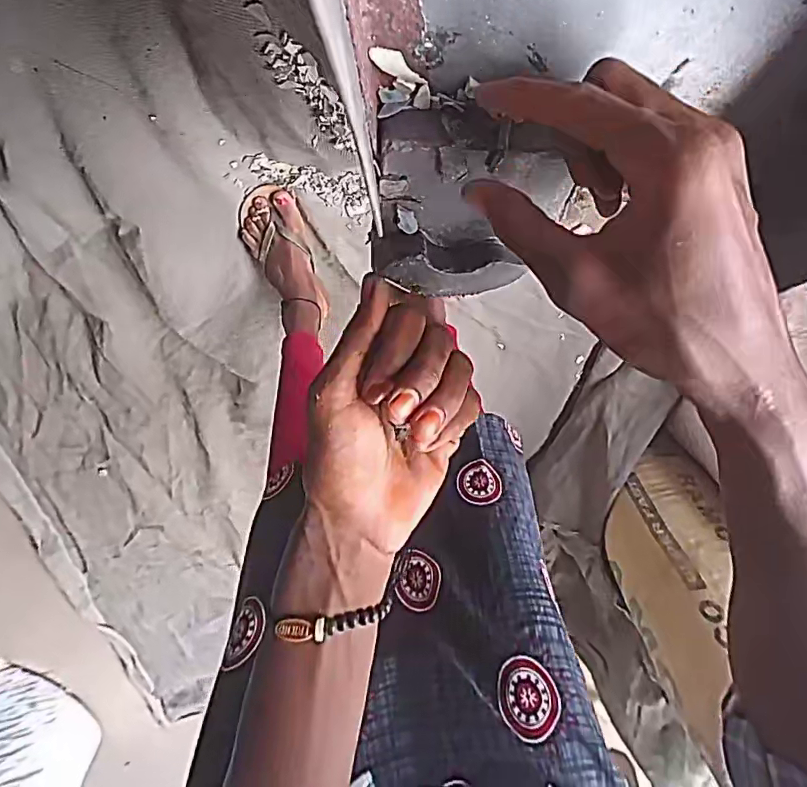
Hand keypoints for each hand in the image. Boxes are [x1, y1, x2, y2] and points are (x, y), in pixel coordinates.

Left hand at [303, 277, 482, 561]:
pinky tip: (427, 441)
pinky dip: (451, 422)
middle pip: (439, 338)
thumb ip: (360, 336)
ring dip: (436, 404)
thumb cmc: (336, 459)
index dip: (398, 344)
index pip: (408, 313)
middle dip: (416, 378)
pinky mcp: (453, 420)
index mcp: (373, 352)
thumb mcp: (332, 392)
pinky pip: (473, 400)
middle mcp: (405, 365)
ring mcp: (432, 391)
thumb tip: (378, 287)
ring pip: (461, 367)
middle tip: (391, 409)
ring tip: (409, 431)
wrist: (360, 518)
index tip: (377, 380)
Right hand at [466, 58, 806, 429]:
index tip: (494, 97)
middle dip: (568, 121)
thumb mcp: (578, 279)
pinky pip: (657, 128)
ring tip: (597, 199)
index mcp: (670, 159)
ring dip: (596, 139)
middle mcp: (702, 140)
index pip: (580, 104)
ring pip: (633, 105)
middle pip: (610, 88)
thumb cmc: (678, 326)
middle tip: (557, 171)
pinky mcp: (719, 166)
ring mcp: (716, 150)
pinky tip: (619, 199)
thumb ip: (520, 225)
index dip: (525, 98)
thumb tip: (484, 192)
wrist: (740, 361)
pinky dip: (623, 149)